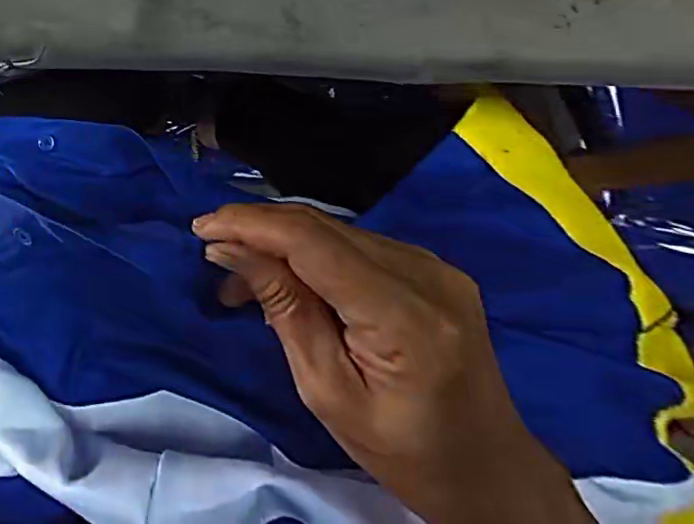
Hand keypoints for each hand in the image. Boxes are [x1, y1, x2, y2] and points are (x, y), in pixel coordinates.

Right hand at [194, 203, 589, 523]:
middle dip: (261, 231)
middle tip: (214, 252)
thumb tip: (234, 250)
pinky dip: (316, 253)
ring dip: (284, 243)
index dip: (253, 224)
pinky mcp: (432, 265)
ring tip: (243, 276)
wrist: (490, 469)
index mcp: (405, 316)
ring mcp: (433, 263)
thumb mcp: (329, 394)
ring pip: (338, 231)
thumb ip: (285, 311)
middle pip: (324, 227)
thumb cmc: (406, 453)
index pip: (314, 242)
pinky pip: (359, 244)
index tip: (203, 227)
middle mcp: (425, 271)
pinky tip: (291, 277)